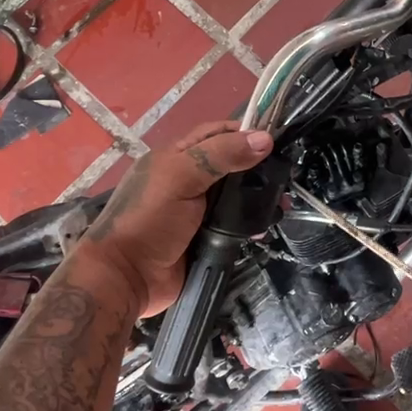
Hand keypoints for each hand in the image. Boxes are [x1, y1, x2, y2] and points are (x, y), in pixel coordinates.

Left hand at [81, 120, 272, 312]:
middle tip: (285, 175)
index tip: (275, 140)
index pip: (216, 133)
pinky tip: (265, 227)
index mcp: (175, 157)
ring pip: (236, 195)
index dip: (244, 131)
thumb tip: (265, 139)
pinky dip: (251, 224)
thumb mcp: (182, 177)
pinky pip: (235, 224)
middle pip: (231, 163)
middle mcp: (188, 180)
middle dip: (258, 167)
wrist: (126, 278)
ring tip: (282, 203)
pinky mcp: (206, 236)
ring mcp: (197, 210)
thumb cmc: (148, 220)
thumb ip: (222, 155)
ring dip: (258, 197)